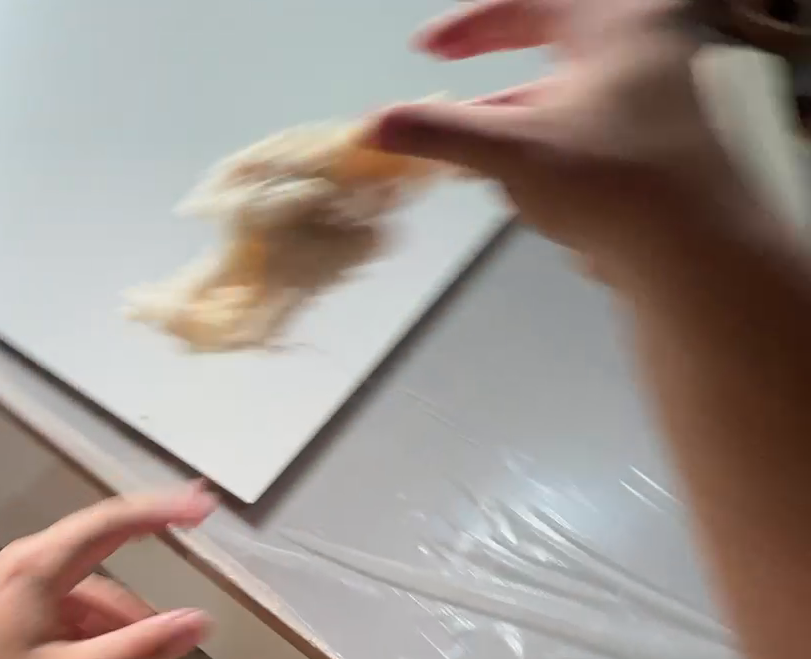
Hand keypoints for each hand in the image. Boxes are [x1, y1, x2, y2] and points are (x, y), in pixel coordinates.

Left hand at [0, 488, 216, 658]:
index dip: (161, 511)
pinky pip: (61, 601)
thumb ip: (139, 648)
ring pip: (82, 586)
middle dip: (146, 548)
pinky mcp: (5, 602)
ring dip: (113, 613)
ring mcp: (11, 581)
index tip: (203, 506)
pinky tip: (96, 658)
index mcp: (39, 566)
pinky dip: (87, 623)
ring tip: (132, 656)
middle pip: (97, 547)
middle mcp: (24, 561)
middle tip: (192, 542)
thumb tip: (199, 621)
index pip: (111, 523)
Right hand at [371, 0, 758, 275]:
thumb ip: (438, 133)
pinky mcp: (638, 129)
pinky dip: (521, 126)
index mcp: (618, 26)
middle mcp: (638, 45)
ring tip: (451, 125)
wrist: (682, 235)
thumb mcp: (509, 150)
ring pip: (557, 77)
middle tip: (443, 58)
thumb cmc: (607, 176)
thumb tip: (375, 125)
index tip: (424, 47)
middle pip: (553, 28)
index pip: (535, 2)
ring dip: (499, 98)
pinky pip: (566, 111)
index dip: (472, 21)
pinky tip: (488, 160)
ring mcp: (643, 88)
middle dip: (492, 43)